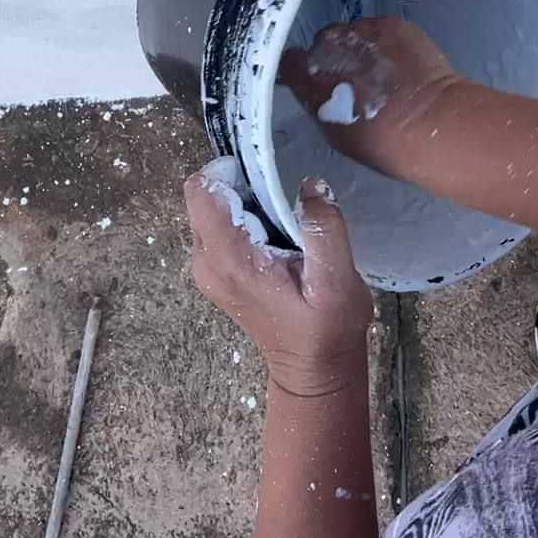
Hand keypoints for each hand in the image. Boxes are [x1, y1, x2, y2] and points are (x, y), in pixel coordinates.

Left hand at [185, 157, 373, 396]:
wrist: (314, 366)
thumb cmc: (326, 327)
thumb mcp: (336, 280)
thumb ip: (323, 229)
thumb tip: (310, 184)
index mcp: (229, 260)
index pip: (201, 192)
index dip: (228, 170)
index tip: (266, 174)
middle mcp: (207, 261)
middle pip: (206, 195)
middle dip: (242, 184)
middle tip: (284, 199)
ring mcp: (209, 266)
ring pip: (212, 206)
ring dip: (245, 199)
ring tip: (285, 216)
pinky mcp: (218, 268)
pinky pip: (220, 222)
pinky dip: (245, 214)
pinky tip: (278, 231)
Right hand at [277, 16, 464, 177]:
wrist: (428, 123)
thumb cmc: (380, 141)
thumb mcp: (335, 131)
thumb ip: (319, 102)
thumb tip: (320, 89)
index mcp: (309, 77)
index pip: (291, 62)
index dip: (303, 69)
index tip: (315, 77)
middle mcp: (328, 46)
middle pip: (324, 43)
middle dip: (336, 56)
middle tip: (358, 76)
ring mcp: (361, 29)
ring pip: (354, 32)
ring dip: (363, 46)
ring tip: (385, 69)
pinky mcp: (392, 23)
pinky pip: (382, 29)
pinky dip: (389, 41)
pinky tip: (403, 61)